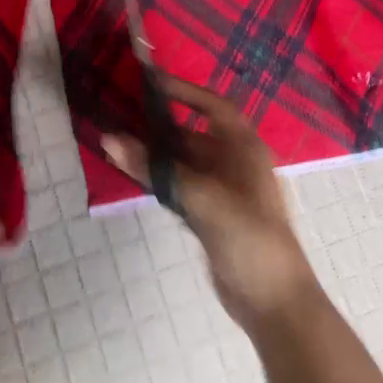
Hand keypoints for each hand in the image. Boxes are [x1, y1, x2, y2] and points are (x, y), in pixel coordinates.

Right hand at [102, 77, 317, 327]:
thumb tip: (108, 138)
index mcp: (245, 149)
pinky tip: (135, 177)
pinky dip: (161, 180)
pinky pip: (181, 187)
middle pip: (194, 133)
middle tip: (122, 112)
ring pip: (185, 162)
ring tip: (119, 141)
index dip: (184, 90)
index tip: (149, 79)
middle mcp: (236, 164)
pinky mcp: (213, 216)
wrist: (274, 303)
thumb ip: (156, 169)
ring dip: (157, 154)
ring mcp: (225, 192)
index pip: (213, 106)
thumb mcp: (202, 198)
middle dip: (161, 124)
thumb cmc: (249, 237)